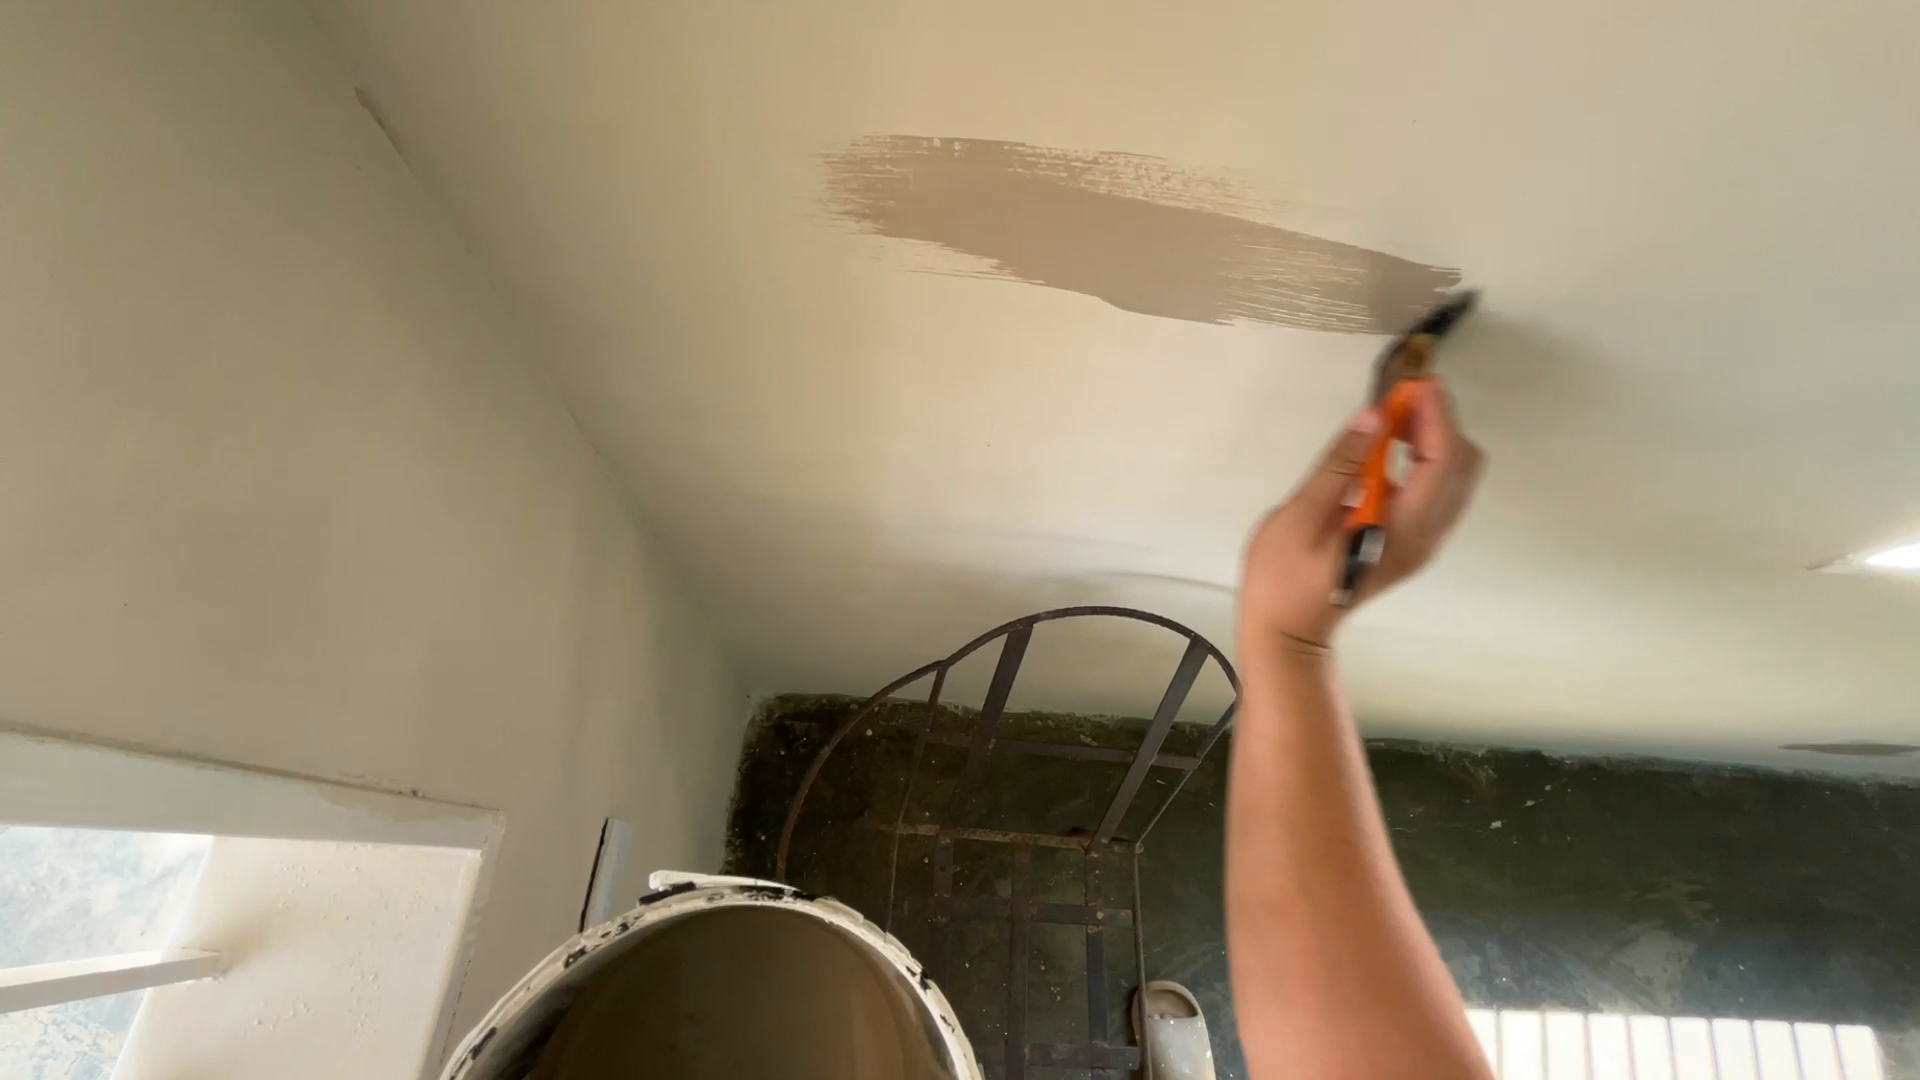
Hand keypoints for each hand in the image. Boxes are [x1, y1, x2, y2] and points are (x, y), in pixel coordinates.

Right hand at [1241, 377, 1483, 647]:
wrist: (1286, 629)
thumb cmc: (1282, 575)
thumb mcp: (1299, 516)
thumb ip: (1339, 466)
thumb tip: (1372, 416)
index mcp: (1401, 529)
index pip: (1442, 460)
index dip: (1434, 416)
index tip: (1412, 383)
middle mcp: (1426, 536)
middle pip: (1463, 465)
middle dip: (1438, 423)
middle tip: (1396, 401)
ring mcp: (1422, 543)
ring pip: (1456, 478)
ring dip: (1433, 440)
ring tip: (1389, 421)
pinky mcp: (1411, 544)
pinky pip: (1438, 493)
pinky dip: (1425, 462)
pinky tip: (1387, 453)